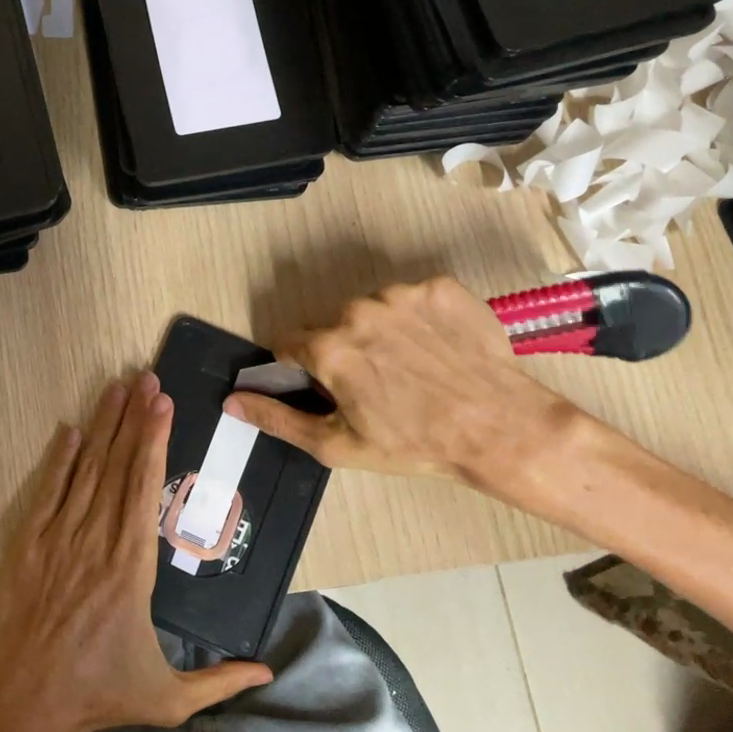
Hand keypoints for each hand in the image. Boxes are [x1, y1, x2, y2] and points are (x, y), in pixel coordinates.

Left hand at [0, 373, 273, 731]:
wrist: (26, 701)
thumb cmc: (100, 694)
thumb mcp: (169, 698)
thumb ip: (221, 681)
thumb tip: (269, 673)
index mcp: (132, 568)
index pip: (144, 489)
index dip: (154, 442)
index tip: (163, 404)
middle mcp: (95, 542)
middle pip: (117, 467)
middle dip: (133, 419)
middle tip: (145, 378)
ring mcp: (57, 540)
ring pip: (83, 472)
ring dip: (100, 428)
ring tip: (114, 389)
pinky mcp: (27, 547)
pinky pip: (45, 493)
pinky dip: (57, 461)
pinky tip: (68, 432)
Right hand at [223, 277, 588, 494]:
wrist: (501, 429)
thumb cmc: (414, 443)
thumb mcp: (336, 444)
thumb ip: (277, 417)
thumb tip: (232, 401)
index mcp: (328, 347)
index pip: (288, 344)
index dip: (302, 370)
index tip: (328, 390)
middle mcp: (358, 311)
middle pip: (330, 326)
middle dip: (342, 351)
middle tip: (376, 387)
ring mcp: (402, 295)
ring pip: (370, 310)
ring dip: (379, 333)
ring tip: (412, 369)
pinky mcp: (440, 287)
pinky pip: (412, 299)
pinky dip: (418, 320)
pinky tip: (437, 350)